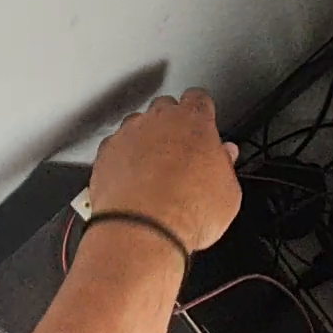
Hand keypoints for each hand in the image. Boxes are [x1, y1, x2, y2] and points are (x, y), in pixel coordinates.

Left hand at [88, 89, 241, 251]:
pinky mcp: (105, 155)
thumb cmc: (186, 213)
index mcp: (194, 122)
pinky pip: (114, 150)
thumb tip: (226, 162)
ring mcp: (128, 136)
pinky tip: (131, 185)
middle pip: (165, 109)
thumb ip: (226, 168)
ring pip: (136, 127)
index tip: (202, 129)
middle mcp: (158, 121)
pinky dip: (121, 163)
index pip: (199, 100)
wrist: (144, 231)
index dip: (201, 114)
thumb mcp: (228, 195)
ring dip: (144, 144)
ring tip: (153, 175)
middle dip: (171, 127)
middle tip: (179, 157)